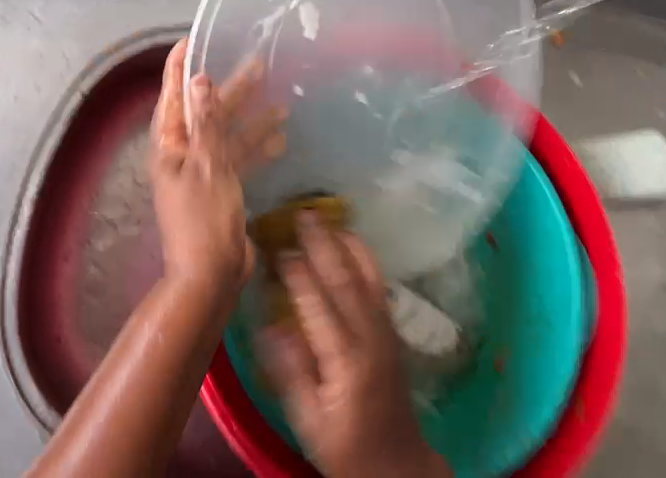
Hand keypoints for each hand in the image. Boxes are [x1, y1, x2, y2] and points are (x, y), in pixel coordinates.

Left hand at [150, 38, 283, 298]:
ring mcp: (201, 172)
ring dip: (250, 117)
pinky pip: (238, 159)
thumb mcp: (208, 165)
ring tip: (280, 98)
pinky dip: (256, 147)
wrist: (210, 276)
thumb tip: (198, 78)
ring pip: (226, 134)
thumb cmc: (204, 219)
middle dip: (230, 88)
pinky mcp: (220, 189)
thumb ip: (206, 121)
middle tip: (258, 63)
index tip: (193, 39)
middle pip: (206, 112)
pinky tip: (281, 138)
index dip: (180, 66)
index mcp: (169, 145)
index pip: (172, 95)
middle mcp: (182, 154)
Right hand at [262, 216, 450, 477]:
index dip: (296, 272)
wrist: (398, 463)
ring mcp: (386, 330)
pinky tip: (351, 242)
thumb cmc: (345, 446)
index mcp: (345, 360)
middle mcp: (370, 337)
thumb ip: (290, 372)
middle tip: (302, 214)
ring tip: (325, 218)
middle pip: (345, 279)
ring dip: (345, 243)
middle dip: (322, 244)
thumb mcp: (308, 419)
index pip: (317, 303)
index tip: (275, 246)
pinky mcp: (393, 330)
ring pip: (367, 275)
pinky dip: (363, 257)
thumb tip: (267, 325)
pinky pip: (378, 284)